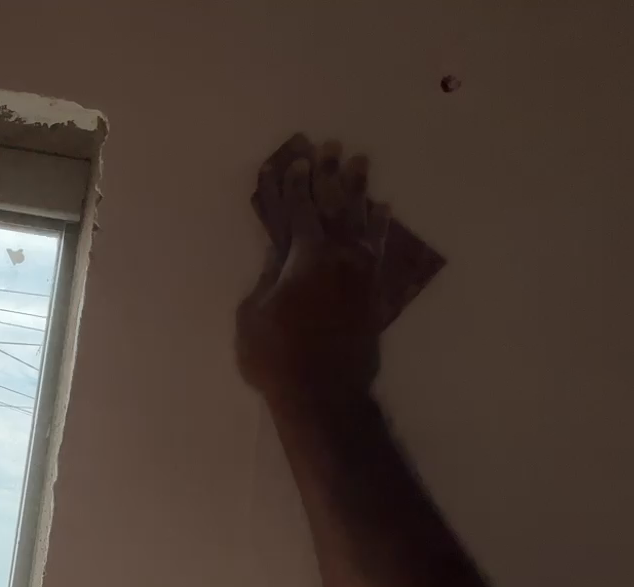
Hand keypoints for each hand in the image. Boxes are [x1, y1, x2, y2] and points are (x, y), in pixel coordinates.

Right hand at [236, 138, 390, 416]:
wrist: (323, 392)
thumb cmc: (275, 357)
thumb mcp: (252, 317)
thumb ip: (266, 278)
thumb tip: (277, 253)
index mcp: (305, 257)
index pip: (299, 211)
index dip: (293, 185)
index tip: (294, 159)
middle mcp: (339, 254)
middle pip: (333, 205)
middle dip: (326, 175)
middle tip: (328, 146)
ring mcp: (360, 272)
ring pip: (360, 219)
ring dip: (357, 189)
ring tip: (357, 162)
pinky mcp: (372, 290)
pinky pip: (378, 246)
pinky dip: (378, 225)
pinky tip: (381, 209)